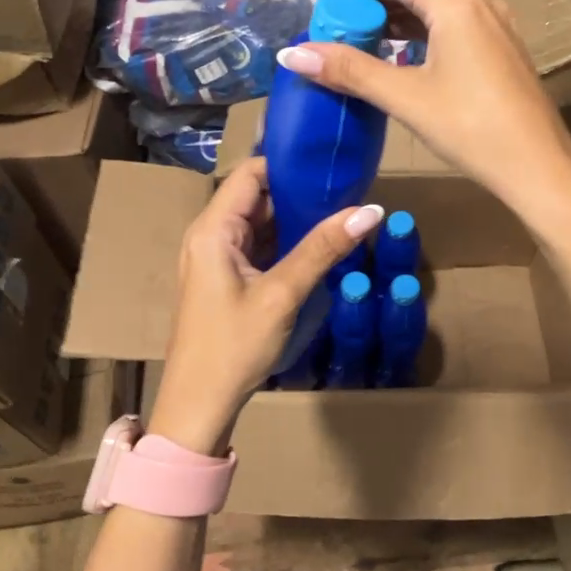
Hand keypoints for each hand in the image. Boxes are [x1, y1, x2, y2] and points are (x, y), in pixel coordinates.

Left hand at [150, 157, 383, 454]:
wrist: (199, 407)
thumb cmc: (233, 347)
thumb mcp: (282, 294)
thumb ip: (324, 248)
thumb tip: (371, 208)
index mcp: (213, 229)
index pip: (252, 172)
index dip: (290, 164)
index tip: (332, 164)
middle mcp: (211, 235)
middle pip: (258, 195)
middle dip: (301, 191)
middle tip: (349, 187)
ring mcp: (218, 259)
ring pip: (262, 222)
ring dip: (298, 217)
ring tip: (343, 210)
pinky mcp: (228, 279)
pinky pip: (261, 246)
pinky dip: (289, 241)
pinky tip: (322, 244)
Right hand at [274, 0, 570, 213]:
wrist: (539, 166)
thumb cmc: (472, 129)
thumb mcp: (407, 98)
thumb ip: (351, 71)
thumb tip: (292, 55)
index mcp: (456, 3)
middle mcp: (479, 3)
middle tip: (334, 12)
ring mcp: (496, 25)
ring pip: (436, 7)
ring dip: (397, 16)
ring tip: (360, 32)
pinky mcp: (503, 49)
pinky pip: (454, 26)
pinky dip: (422, 32)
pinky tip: (402, 54)